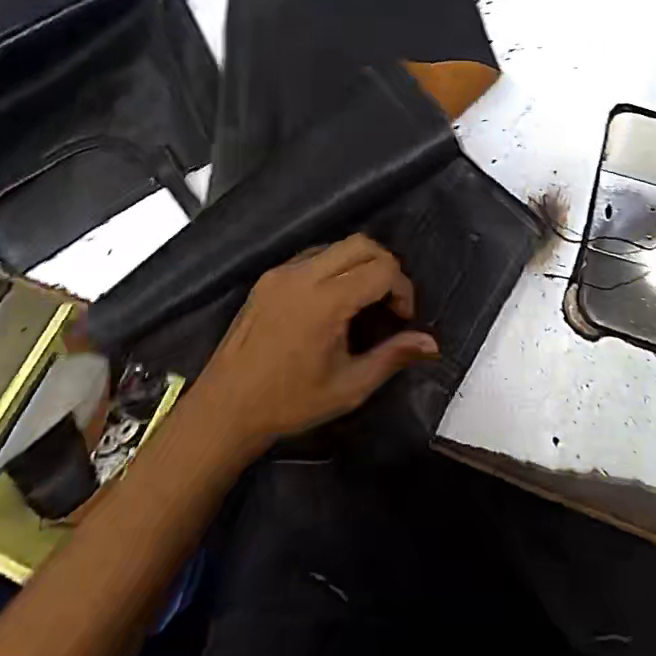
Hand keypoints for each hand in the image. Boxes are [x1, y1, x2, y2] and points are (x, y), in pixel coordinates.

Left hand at [197, 235, 438, 443]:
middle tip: (390, 304)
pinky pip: (313, 257)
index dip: (403, 290)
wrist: (223, 411)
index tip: (402, 319)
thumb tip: (432, 344)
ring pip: (338, 246)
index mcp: (325, 301)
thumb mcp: (350, 386)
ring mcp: (281, 274)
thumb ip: (394, 356)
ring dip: (361, 265)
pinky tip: (333, 303)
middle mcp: (302, 276)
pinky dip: (334, 268)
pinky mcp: (267, 280)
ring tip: (364, 303)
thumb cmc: (289, 403)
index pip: (383, 269)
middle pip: (363, 245)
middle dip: (387, 268)